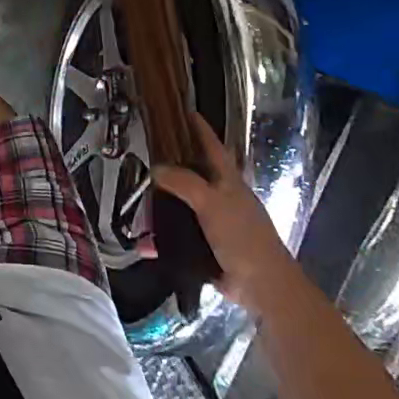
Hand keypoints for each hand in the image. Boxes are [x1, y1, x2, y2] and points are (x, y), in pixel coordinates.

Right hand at [153, 113, 295, 306]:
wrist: (262, 286)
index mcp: (229, 182)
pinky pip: (178, 237)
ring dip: (161, 204)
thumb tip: (156, 169)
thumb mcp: (212, 203)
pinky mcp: (207, 247)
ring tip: (136, 198)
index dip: (201, 130)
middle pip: (194, 175)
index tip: (187, 112)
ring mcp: (215, 223)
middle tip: (146, 155)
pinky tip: (144, 242)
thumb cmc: (242, 237)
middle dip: (172, 166)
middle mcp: (222, 198)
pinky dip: (161, 239)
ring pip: (183, 206)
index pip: (213, 148)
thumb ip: (184, 183)